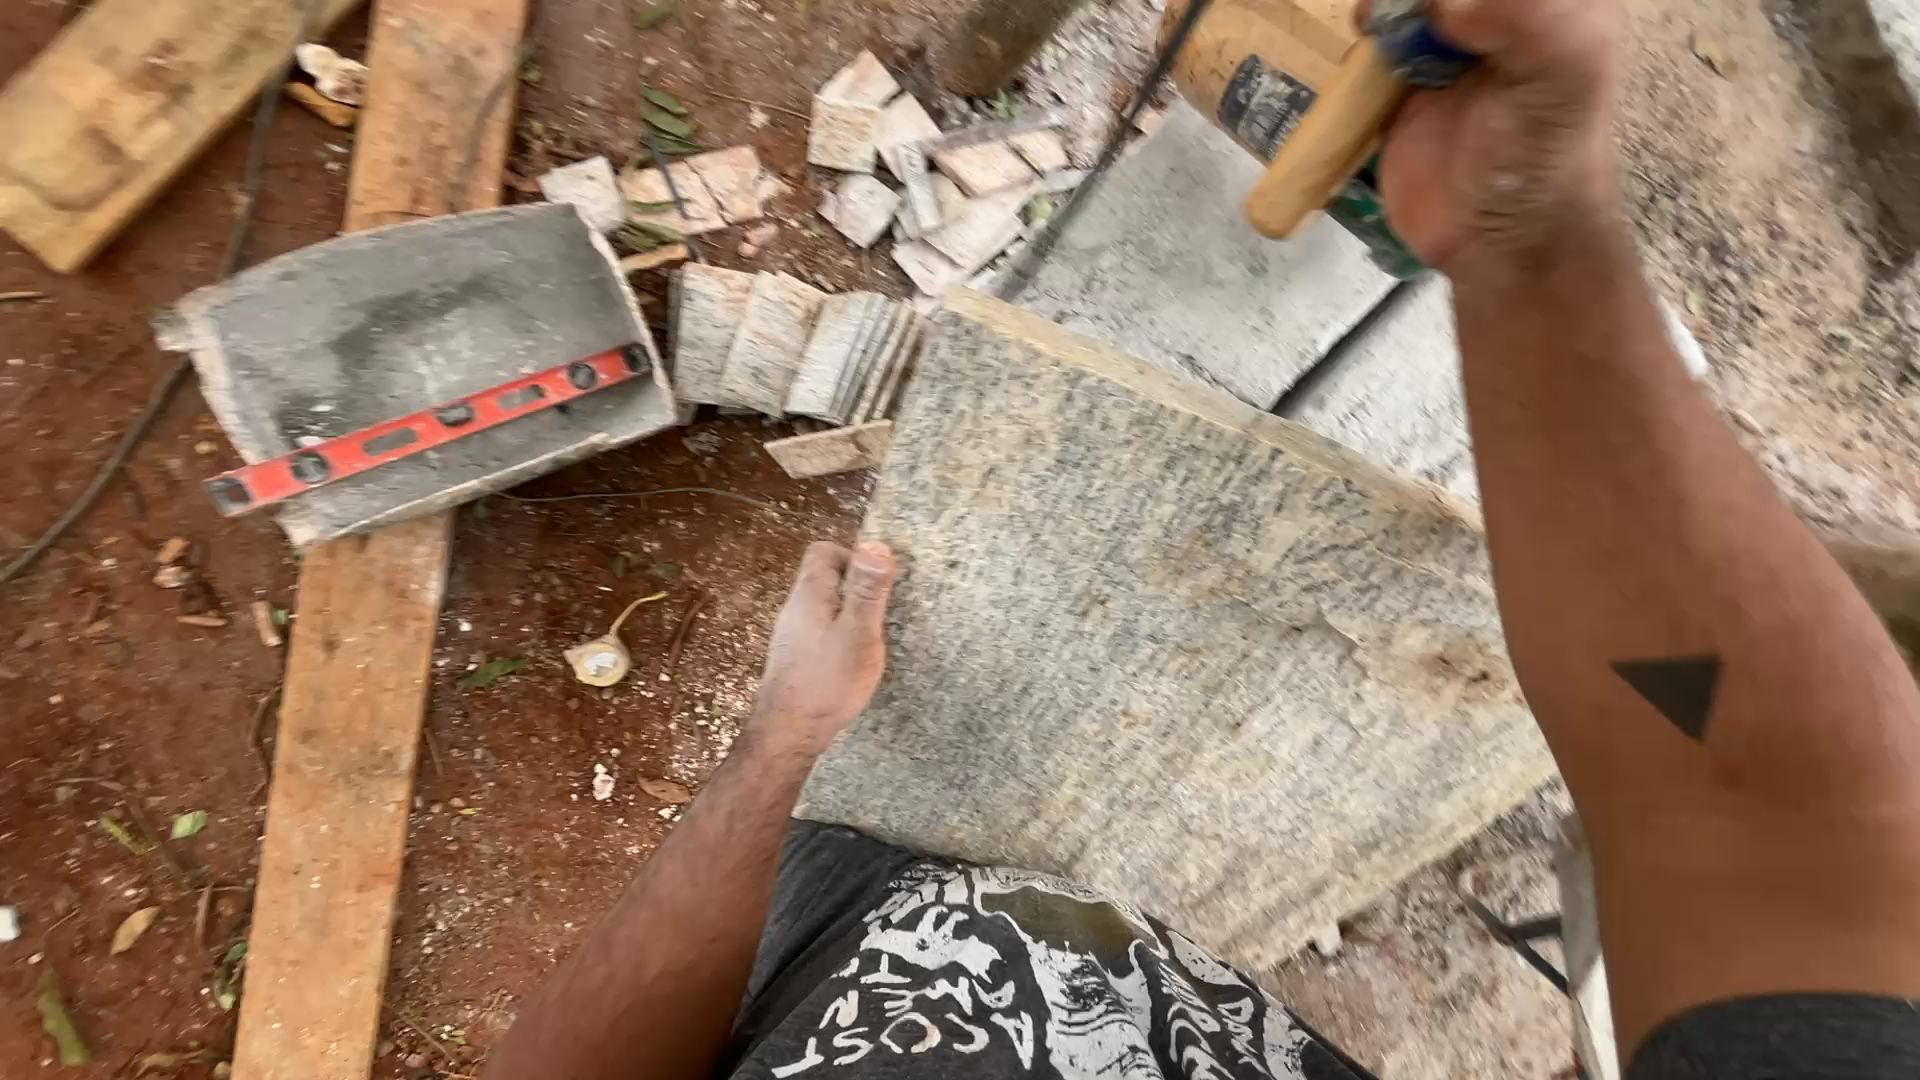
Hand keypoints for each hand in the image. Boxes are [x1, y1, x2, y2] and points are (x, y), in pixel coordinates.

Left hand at [748, 541, 897, 756]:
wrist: (788, 733)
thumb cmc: (827, 681)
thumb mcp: (858, 633)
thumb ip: (867, 591)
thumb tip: (876, 544)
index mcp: (809, 594)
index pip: (823, 551)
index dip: (852, 556)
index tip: (877, 581)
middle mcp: (795, 608)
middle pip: (823, 576)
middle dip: (855, 584)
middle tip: (879, 610)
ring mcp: (792, 633)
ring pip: (822, 604)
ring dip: (848, 609)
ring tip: (870, 634)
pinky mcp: (795, 655)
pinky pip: (820, 627)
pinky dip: (839, 631)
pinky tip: (852, 657)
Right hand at [1370, 0, 1623, 273]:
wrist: (1494, 239)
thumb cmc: (1540, 158)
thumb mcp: (1562, 75)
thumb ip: (1523, 20)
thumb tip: (1445, 1)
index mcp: (1551, 4)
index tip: (1436, 4)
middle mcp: (1496, 23)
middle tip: (1391, 7)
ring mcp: (1444, 61)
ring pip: (1410, 13)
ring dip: (1387, 9)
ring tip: (1370, 19)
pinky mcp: (1400, 101)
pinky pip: (1376, 61)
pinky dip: (1362, 52)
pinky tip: (1360, 55)